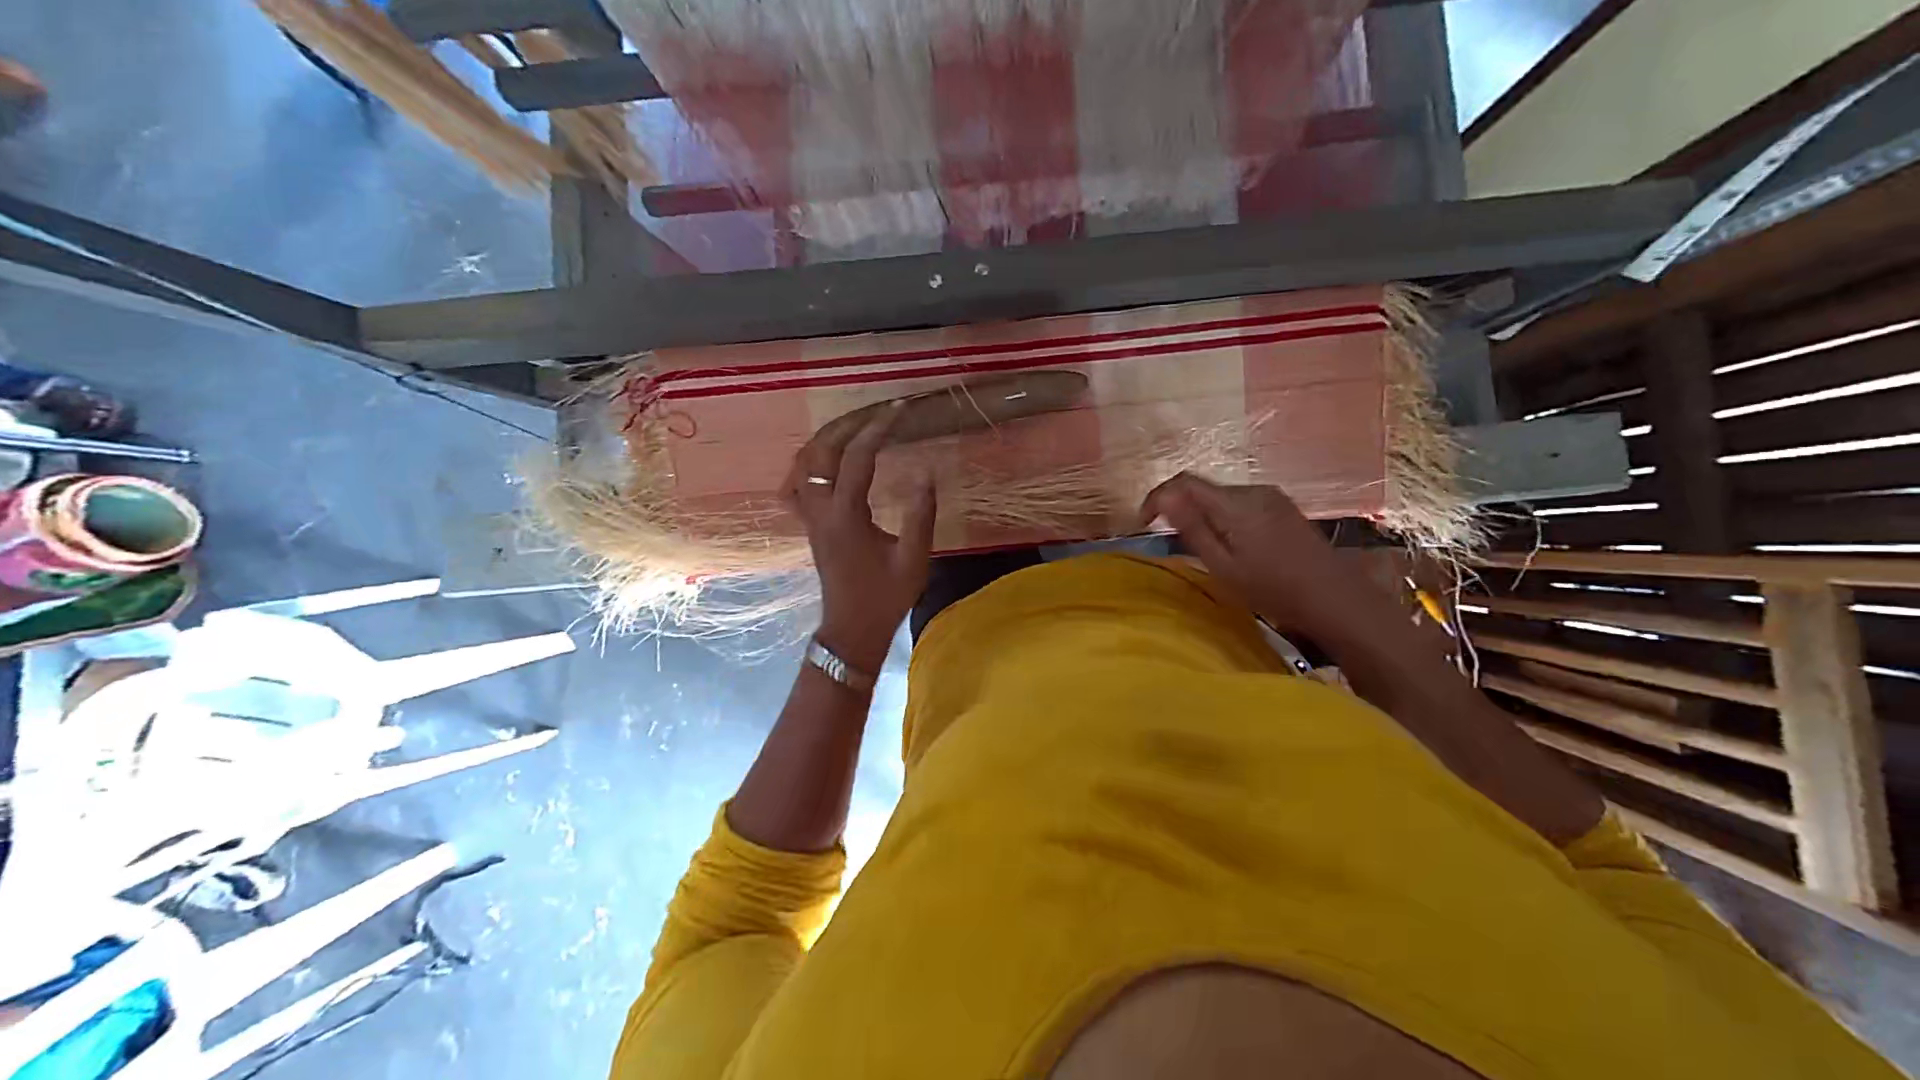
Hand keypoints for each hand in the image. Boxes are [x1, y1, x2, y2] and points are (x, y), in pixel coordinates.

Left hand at [784, 402, 936, 673]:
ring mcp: (810, 517)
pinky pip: (796, 485)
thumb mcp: (913, 559)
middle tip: (876, 411)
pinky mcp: (809, 526)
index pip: (858, 457)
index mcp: (846, 515)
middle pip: (821, 451)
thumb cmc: (886, 597)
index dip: (878, 429)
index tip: (899, 410)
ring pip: (803, 465)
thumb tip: (925, 471)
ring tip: (854, 425)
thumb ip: (921, 514)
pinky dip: (807, 464)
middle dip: (847, 424)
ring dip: (825, 439)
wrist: (852, 630)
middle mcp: (821, 510)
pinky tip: (824, 460)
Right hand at [1139, 473, 1401, 645]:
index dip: (1157, 497)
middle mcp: (1254, 491)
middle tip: (1168, 540)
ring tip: (1199, 547)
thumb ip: (1193, 529)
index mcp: (1235, 504)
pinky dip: (1224, 517)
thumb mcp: (1224, 566)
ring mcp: (1272, 497)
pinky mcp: (1284, 508)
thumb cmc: (1274, 589)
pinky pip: (1241, 504)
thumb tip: (1165, 497)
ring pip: (1222, 496)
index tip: (1143, 524)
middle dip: (1180, 507)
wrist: (1337, 600)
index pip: (1184, 482)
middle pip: (1203, 488)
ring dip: (1203, 513)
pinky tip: (1231, 545)